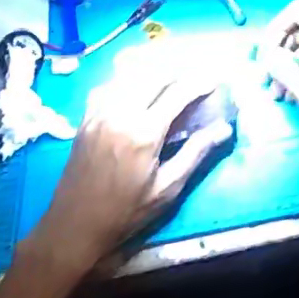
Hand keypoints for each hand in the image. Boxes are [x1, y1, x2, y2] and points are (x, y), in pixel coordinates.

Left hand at [22, 73, 231, 274]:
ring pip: (130, 76)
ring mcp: (99, 111)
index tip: (214, 80)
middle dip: (178, 73)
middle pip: (154, 76)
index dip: (198, 83)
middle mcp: (120, 112)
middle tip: (195, 79)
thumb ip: (195, 153)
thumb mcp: (167, 189)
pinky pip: (109, 86)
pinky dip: (128, 81)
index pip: (177, 93)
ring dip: (153, 73)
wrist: (75, 224)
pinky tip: (136, 88)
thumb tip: (223, 129)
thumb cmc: (126, 213)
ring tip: (171, 80)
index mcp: (143, 132)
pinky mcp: (86, 116)